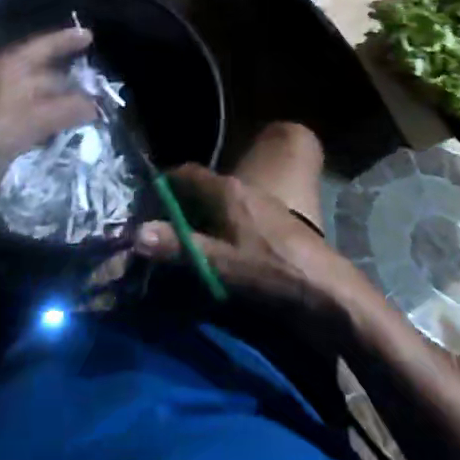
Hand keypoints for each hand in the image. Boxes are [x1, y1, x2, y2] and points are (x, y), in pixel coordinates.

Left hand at [0, 28, 96, 221]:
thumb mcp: (40, 117)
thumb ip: (71, 108)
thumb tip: (95, 106)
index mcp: (10, 65)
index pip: (43, 45)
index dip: (67, 39)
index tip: (91, 36)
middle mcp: (3, 75)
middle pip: (43, 68)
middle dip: (70, 74)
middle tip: (95, 80)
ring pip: (38, 90)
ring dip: (61, 96)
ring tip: (86, 102)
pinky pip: (31, 108)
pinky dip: (49, 111)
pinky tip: (63, 121)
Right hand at [133, 165, 379, 330]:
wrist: (324, 286)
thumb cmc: (270, 268)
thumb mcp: (219, 262)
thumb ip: (179, 246)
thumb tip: (135, 233)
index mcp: (227, 190)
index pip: (187, 173)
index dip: (164, 182)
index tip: (143, 199)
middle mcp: (243, 189)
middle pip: (202, 187)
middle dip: (178, 202)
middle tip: (154, 224)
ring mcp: (261, 204)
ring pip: (220, 203)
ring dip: (199, 216)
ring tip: (178, 239)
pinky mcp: (273, 223)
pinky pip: (234, 217)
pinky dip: (218, 227)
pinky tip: (212, 250)